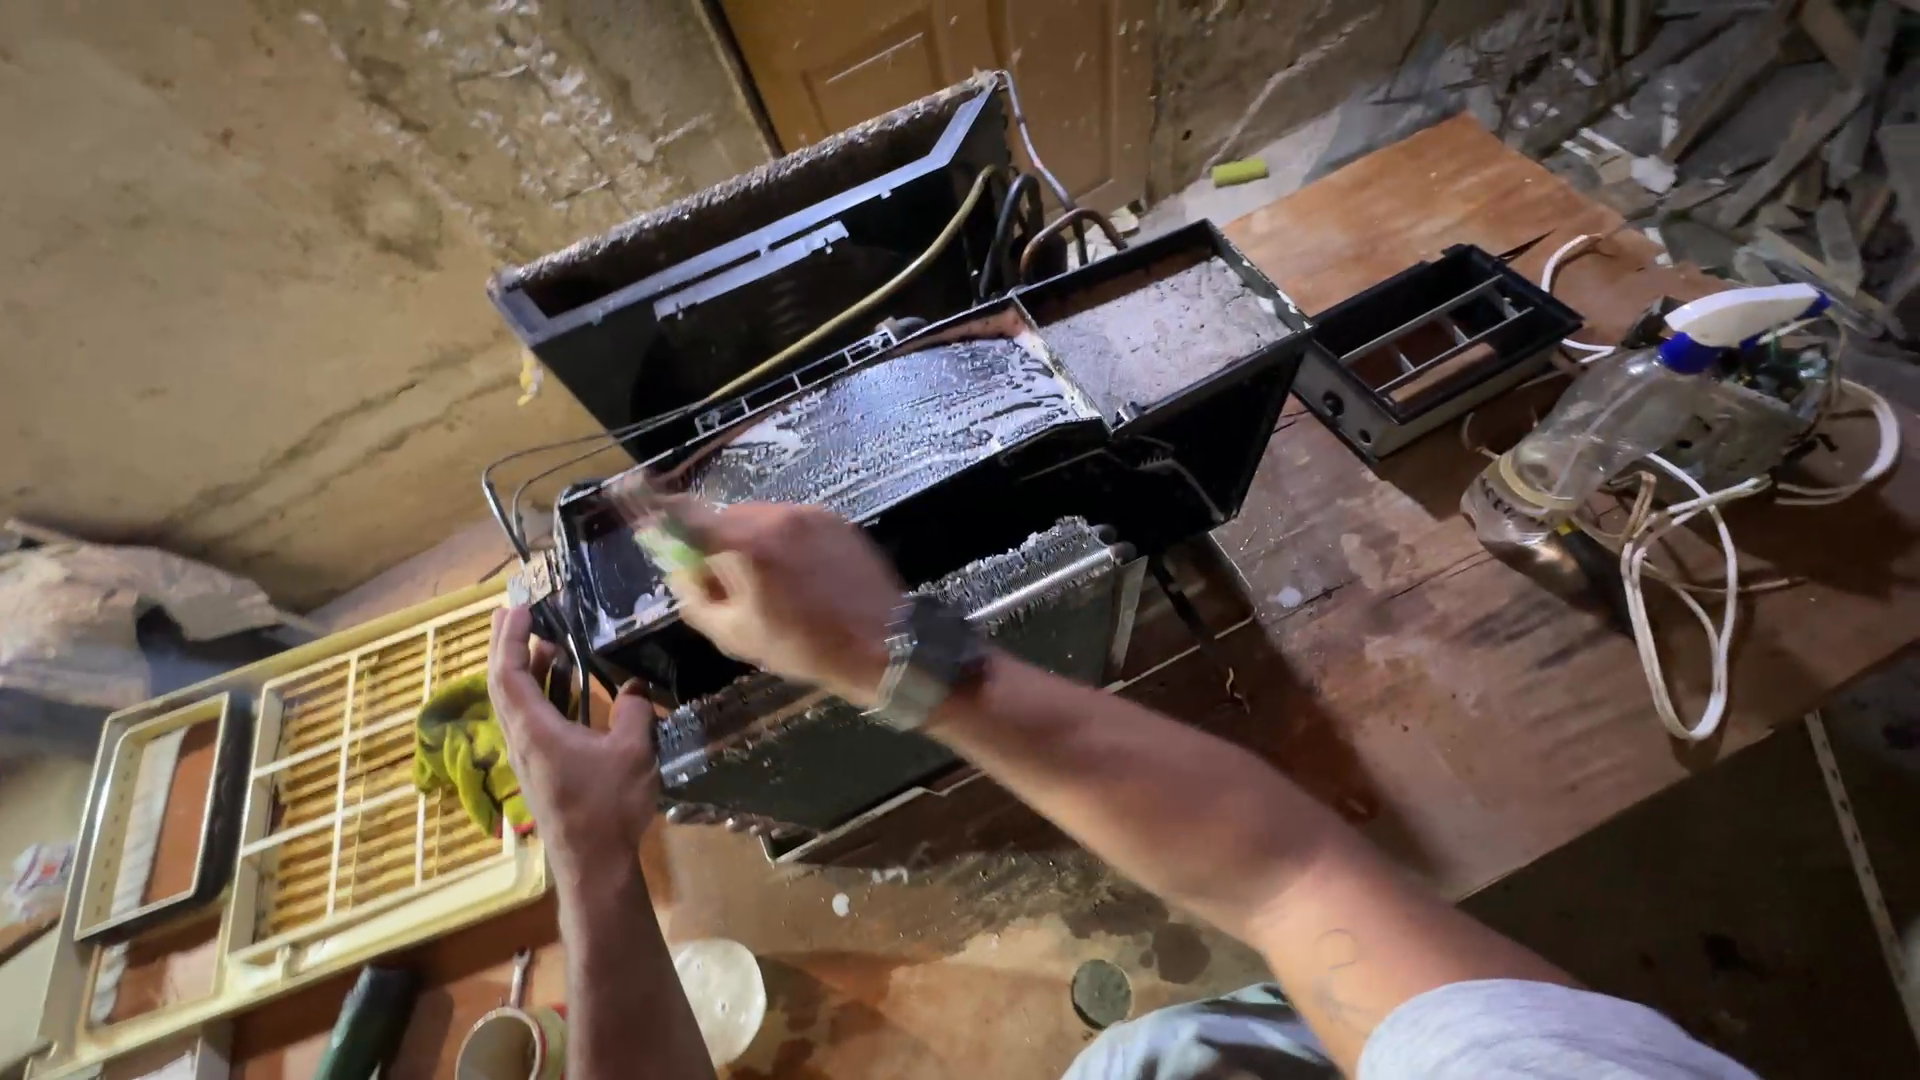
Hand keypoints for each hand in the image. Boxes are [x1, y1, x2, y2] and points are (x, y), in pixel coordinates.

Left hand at [487, 605, 656, 874]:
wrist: (593, 861)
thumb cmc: (608, 804)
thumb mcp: (632, 751)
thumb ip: (635, 712)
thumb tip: (636, 688)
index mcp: (536, 730)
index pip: (509, 675)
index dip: (510, 638)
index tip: (518, 607)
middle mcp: (523, 739)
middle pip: (504, 684)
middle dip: (509, 645)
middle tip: (520, 612)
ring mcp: (530, 754)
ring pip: (518, 701)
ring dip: (529, 667)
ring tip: (547, 638)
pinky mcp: (543, 765)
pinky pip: (534, 715)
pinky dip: (545, 689)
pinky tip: (567, 682)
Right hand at [667, 501, 904, 706]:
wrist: (881, 642)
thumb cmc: (803, 648)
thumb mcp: (735, 634)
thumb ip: (696, 597)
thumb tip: (680, 570)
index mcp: (746, 546)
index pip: (685, 514)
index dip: (656, 506)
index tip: (636, 497)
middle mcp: (776, 517)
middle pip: (725, 518)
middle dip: (716, 544)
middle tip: (726, 582)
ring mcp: (809, 515)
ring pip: (759, 519)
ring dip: (750, 542)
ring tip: (771, 583)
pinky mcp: (834, 519)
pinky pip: (791, 523)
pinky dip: (783, 541)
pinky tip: (799, 574)